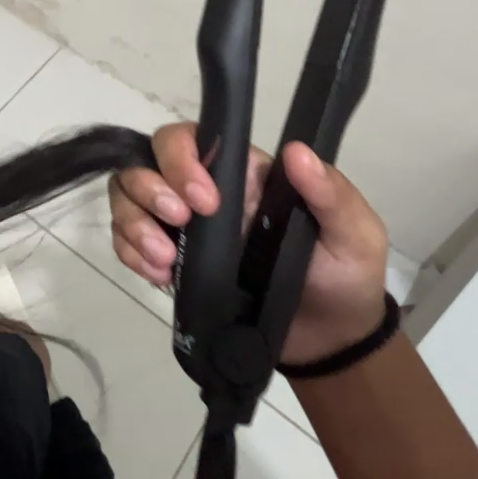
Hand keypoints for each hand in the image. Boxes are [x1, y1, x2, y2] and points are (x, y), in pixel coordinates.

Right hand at [109, 123, 388, 365]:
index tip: (203, 199)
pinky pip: (124, 239)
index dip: (181, 158)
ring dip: (134, 222)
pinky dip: (130, 252)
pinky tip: (158, 274)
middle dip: (150, 188)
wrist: (326, 340)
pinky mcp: (166, 256)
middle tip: (179, 222)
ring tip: (164, 259)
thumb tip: (296, 151)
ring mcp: (177, 223)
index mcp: (239, 172)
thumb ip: (330, 193)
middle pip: (145, 161)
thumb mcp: (353, 233)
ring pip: (126, 196)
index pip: (189, 138)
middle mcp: (198, 188)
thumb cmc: (341, 275)